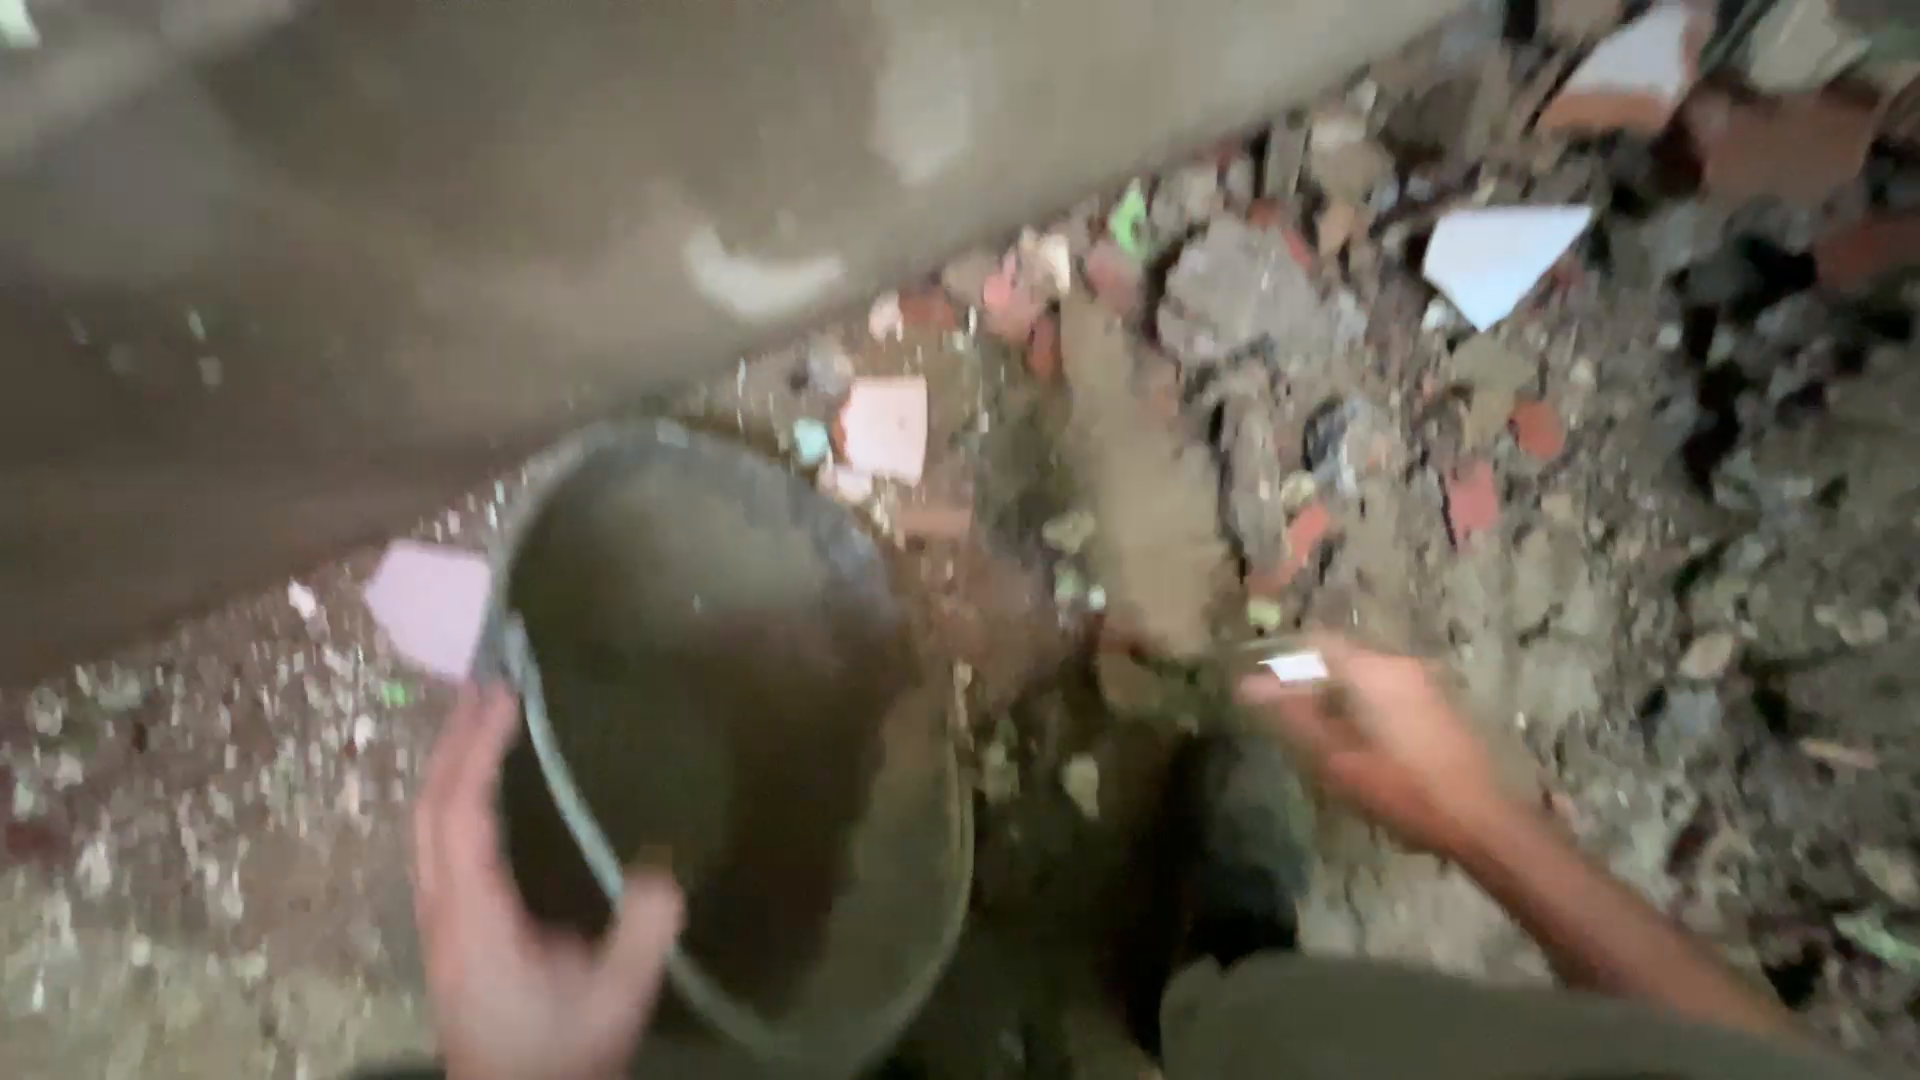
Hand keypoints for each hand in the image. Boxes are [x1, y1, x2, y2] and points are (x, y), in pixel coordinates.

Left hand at [413, 684, 683, 1079]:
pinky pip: (443, 836)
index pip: (461, 817)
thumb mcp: (615, 997)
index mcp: (474, 918)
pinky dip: (457, 788)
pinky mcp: (455, 920)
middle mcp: (443, 908)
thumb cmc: (561, 1051)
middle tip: (488, 680)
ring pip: (426, 822)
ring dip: (450, 760)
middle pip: (428, 809)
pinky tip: (485, 774)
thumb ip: (642, 930)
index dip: (477, 752)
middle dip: (452, 739)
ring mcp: (442, 915)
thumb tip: (665, 863)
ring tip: (483, 711)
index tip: (504, 696)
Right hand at [1237, 635, 1520, 859]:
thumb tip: (1245, 684)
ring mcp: (1425, 683)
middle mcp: (1399, 664)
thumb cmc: (1402, 787)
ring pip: (1364, 675)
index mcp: (1371, 669)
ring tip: (1322, 737)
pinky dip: (1364, 705)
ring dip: (1337, 697)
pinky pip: (1387, 690)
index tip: (1266, 687)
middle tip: (1290, 720)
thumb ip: (1289, 715)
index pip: (1316, 640)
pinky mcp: (1441, 704)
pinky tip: (1362, 744)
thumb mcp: (1334, 756)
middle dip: (1310, 682)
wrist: (1486, 823)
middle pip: (1340, 657)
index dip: (1285, 659)